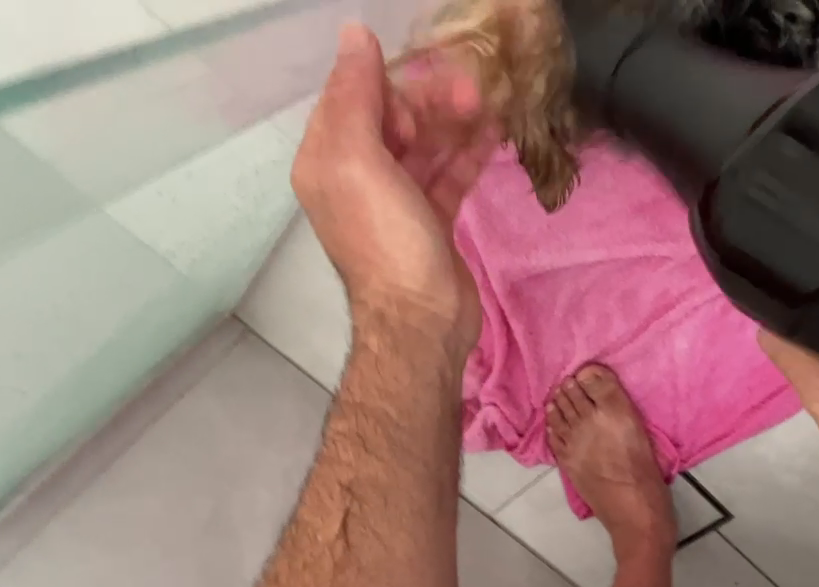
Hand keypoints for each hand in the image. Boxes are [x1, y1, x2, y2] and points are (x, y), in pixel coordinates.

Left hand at [292, 23, 496, 358]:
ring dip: (453, 122)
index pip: (352, 98)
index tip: (422, 86)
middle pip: (392, 118)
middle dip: (428, 101)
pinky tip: (492, 133)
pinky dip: (467, 154)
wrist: (422, 320)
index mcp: (326, 161)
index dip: (388, 84)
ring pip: (424, 145)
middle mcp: (356, 178)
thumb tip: (355, 34)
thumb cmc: (386, 240)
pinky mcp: (431, 222)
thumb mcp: (358, 160)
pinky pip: (447, 175)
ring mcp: (396, 202)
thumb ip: (355, 95)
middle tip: (470, 92)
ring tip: (486, 105)